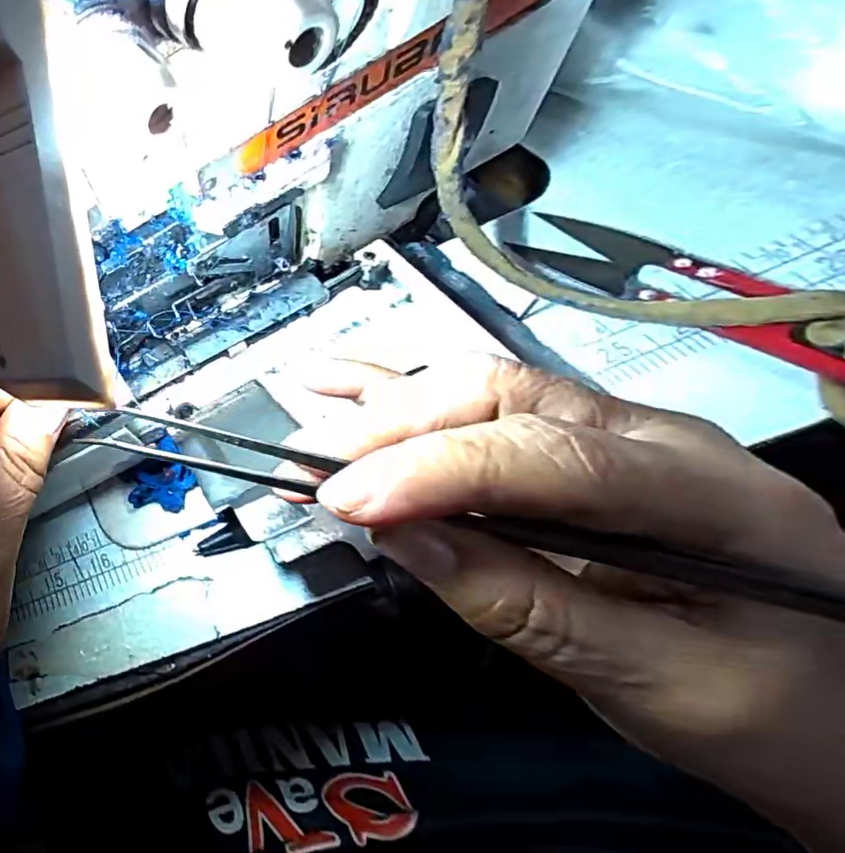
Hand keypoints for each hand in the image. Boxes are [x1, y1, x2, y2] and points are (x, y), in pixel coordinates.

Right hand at [291, 355, 844, 850]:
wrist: (833, 711)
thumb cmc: (773, 712)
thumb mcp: (659, 683)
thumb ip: (522, 604)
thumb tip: (397, 537)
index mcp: (715, 495)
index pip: (549, 455)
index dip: (432, 472)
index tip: (345, 502)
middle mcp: (651, 437)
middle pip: (497, 398)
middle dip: (390, 433)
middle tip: (313, 476)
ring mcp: (599, 429)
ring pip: (466, 389)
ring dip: (374, 416)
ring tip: (303, 449)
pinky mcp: (549, 440)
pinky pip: (459, 399)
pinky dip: (384, 390)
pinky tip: (328, 383)